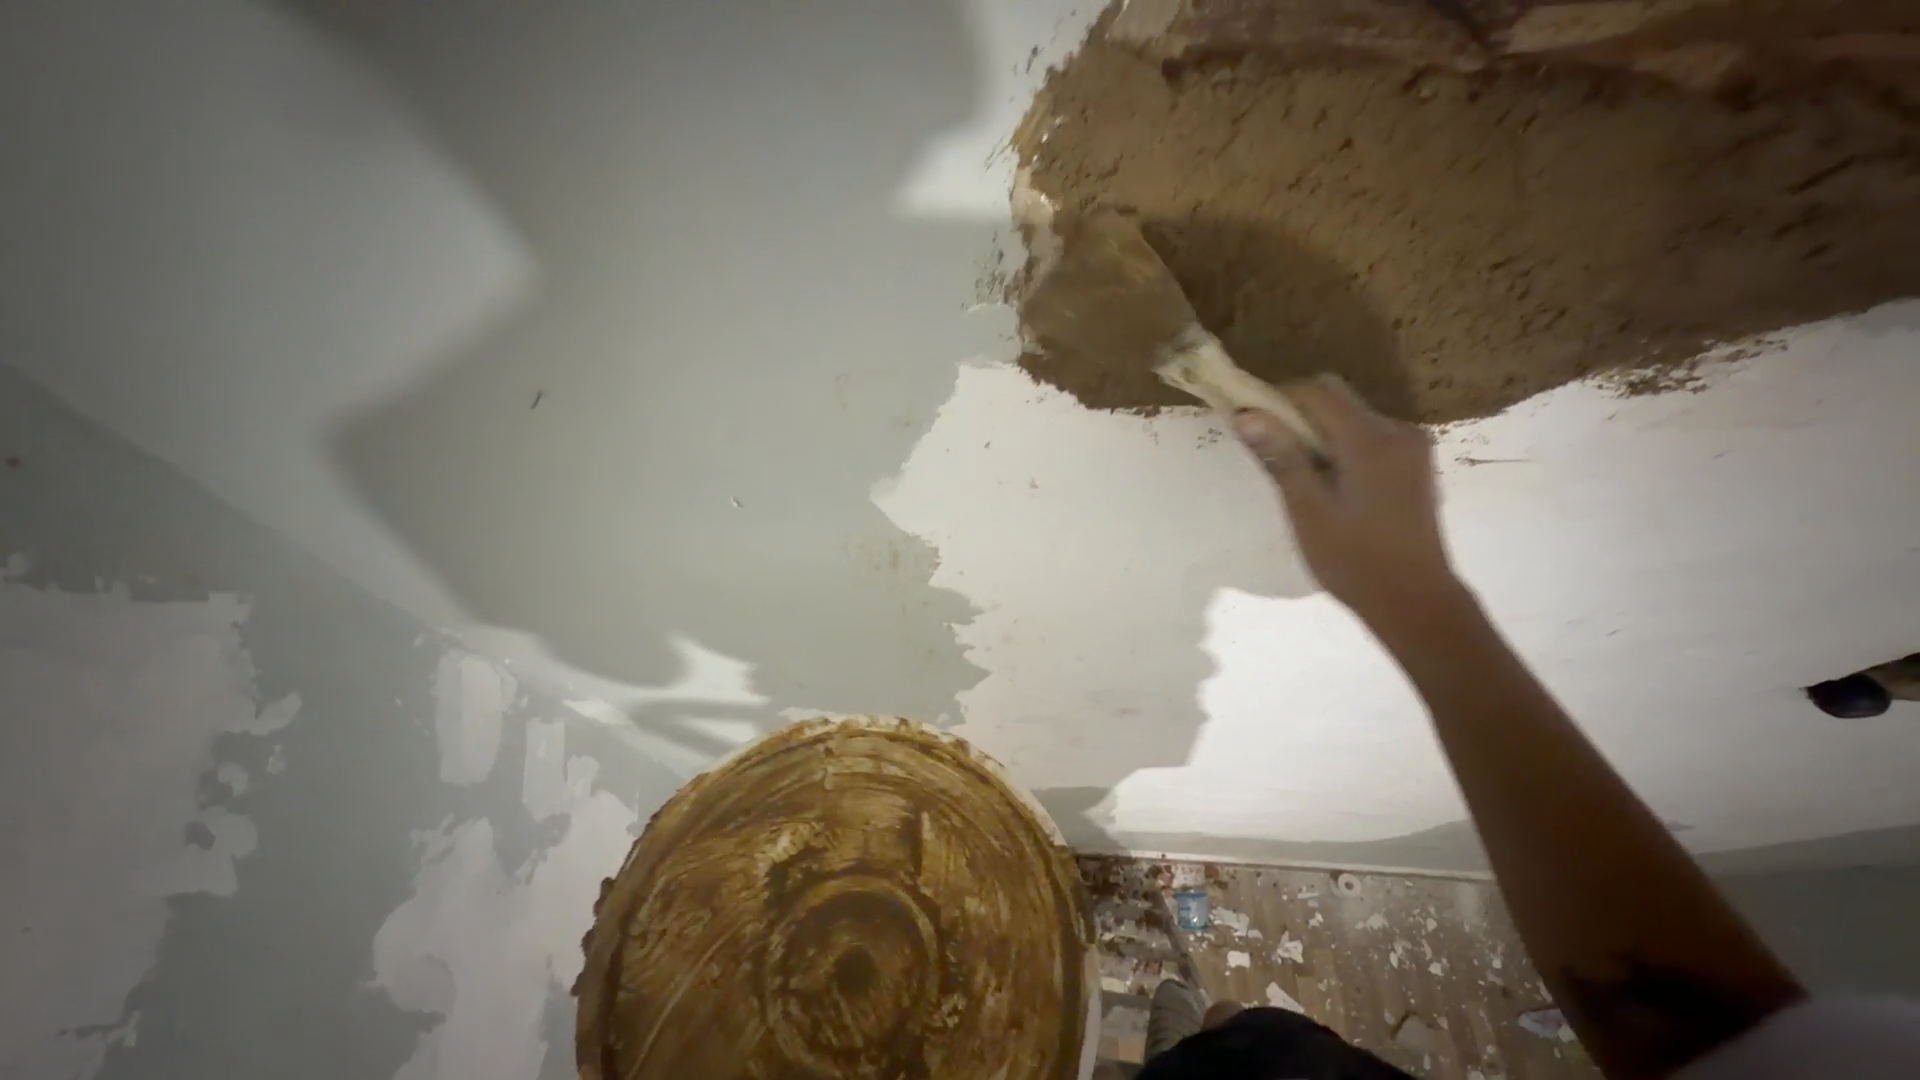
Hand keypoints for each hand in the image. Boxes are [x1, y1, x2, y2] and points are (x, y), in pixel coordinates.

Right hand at [1231, 375, 1457, 621]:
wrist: (1415, 601)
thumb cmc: (1355, 560)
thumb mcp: (1308, 510)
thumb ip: (1281, 457)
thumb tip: (1247, 414)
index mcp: (1371, 440)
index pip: (1318, 391)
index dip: (1279, 399)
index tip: (1251, 425)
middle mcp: (1398, 431)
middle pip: (1337, 401)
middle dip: (1299, 418)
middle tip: (1274, 459)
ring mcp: (1412, 448)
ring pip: (1352, 420)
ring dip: (1320, 437)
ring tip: (1302, 481)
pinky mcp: (1416, 465)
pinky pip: (1369, 439)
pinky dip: (1342, 450)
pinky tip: (1331, 488)